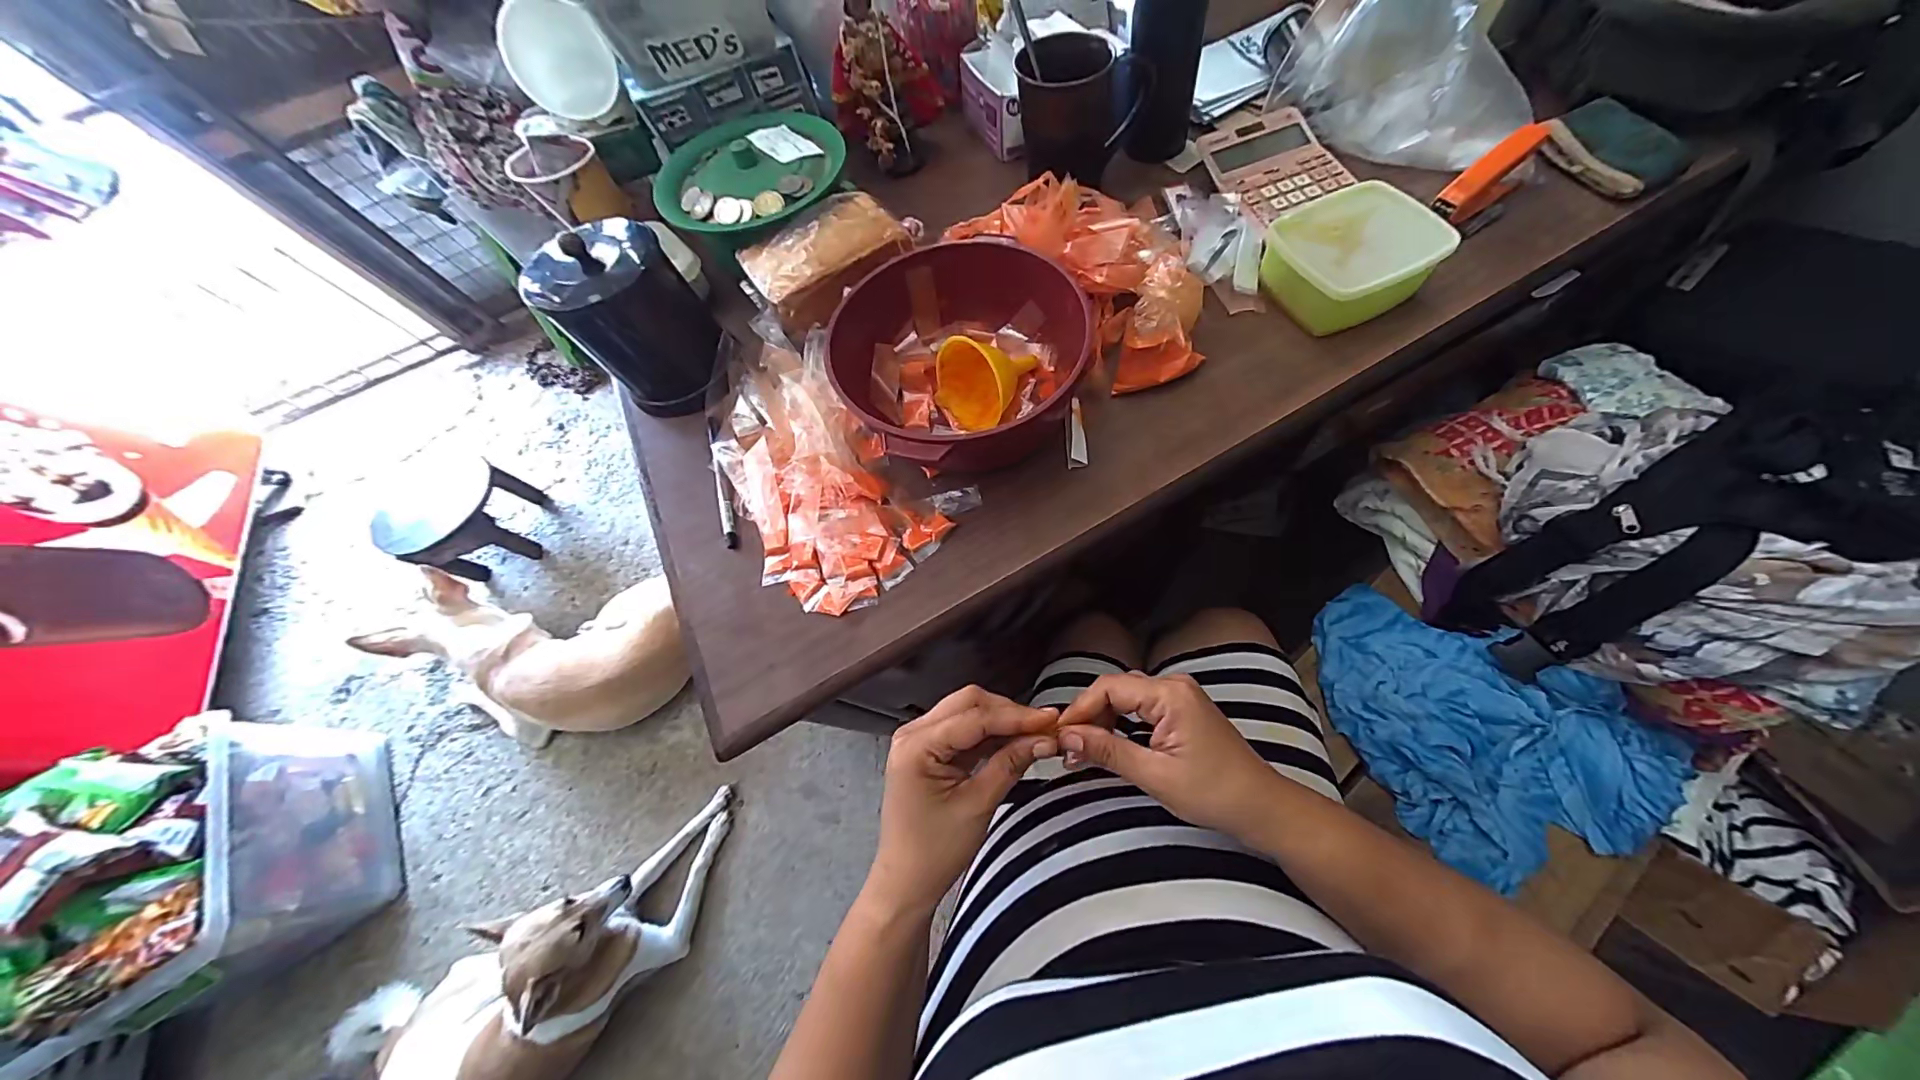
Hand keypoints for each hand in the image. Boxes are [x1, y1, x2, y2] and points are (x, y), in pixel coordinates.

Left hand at [867, 686, 1058, 915]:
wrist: (907, 881)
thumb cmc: (931, 852)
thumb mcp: (977, 806)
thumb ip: (1010, 765)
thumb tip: (1041, 739)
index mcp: (916, 746)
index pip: (974, 717)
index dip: (1016, 716)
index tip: (1049, 720)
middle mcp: (912, 735)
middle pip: (970, 703)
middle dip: (1009, 712)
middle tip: (1045, 727)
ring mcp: (918, 740)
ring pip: (968, 712)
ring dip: (1002, 721)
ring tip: (1035, 734)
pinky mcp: (929, 750)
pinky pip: (964, 730)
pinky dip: (990, 733)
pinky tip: (1014, 741)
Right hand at [1056, 672, 1283, 837]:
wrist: (1262, 807)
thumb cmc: (1213, 793)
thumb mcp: (1154, 774)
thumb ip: (1107, 750)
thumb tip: (1066, 737)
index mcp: (1170, 694)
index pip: (1109, 688)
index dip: (1079, 710)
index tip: (1058, 736)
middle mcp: (1175, 686)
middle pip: (1115, 689)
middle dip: (1088, 716)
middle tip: (1068, 748)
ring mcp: (1180, 696)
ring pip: (1126, 698)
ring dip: (1103, 721)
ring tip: (1082, 751)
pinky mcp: (1182, 710)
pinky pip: (1141, 708)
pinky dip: (1121, 725)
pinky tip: (1107, 745)